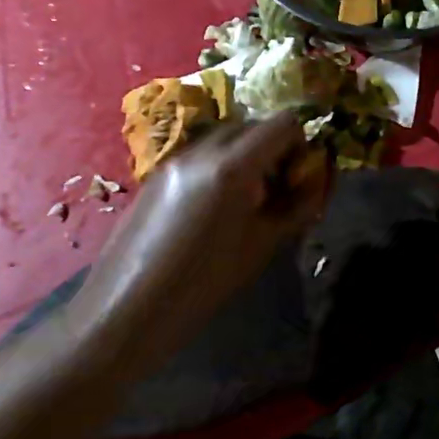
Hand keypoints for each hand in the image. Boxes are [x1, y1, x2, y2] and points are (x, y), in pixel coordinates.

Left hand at [64, 114, 328, 375]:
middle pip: (252, 125)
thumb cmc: (201, 286)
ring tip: (246, 200)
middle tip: (278, 188)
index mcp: (232, 166)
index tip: (300, 175)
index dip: (301, 142)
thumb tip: (318, 180)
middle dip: (273, 148)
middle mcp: (202, 151)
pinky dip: (219, 166)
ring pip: (225, 138)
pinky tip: (214, 209)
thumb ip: (299, 206)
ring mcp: (174, 160)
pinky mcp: (155, 175)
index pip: (283, 123)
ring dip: (246, 155)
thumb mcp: (263, 246)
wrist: (121, 316)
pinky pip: (200, 155)